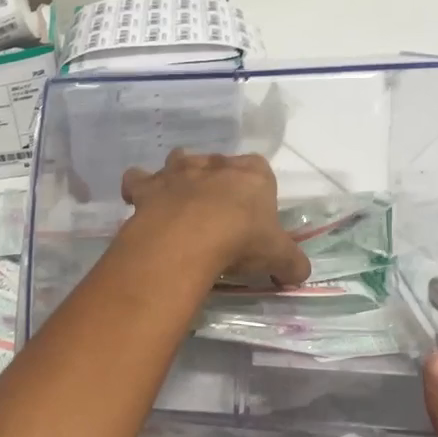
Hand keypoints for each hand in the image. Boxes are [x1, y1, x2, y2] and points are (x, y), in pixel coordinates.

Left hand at [120, 151, 310, 287]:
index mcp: (252, 174)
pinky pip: (137, 180)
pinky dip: (138, 189)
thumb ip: (292, 263)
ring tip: (179, 204)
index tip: (252, 214)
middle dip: (216, 181)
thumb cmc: (243, 239)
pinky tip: (141, 205)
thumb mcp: (279, 256)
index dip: (255, 190)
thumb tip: (300, 274)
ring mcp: (177, 172)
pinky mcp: (147, 187)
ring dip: (178, 178)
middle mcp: (213, 165)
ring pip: (177, 162)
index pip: (260, 170)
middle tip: (215, 213)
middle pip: (217, 164)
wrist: (191, 237)